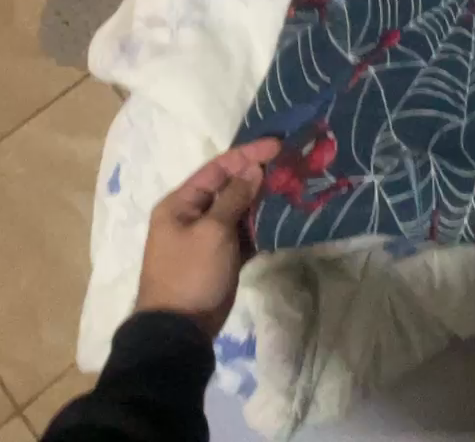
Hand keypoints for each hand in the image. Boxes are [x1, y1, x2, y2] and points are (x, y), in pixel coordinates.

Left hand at [134, 138, 281, 338]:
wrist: (179, 330)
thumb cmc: (190, 273)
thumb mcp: (212, 231)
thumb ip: (236, 197)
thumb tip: (255, 168)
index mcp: (181, 204)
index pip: (218, 168)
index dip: (248, 154)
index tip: (279, 145)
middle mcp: (194, 214)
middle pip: (231, 185)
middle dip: (260, 174)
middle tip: (292, 163)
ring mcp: (209, 235)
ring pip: (242, 207)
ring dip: (265, 198)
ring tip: (295, 185)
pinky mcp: (224, 254)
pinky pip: (247, 230)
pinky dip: (264, 223)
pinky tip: (286, 215)